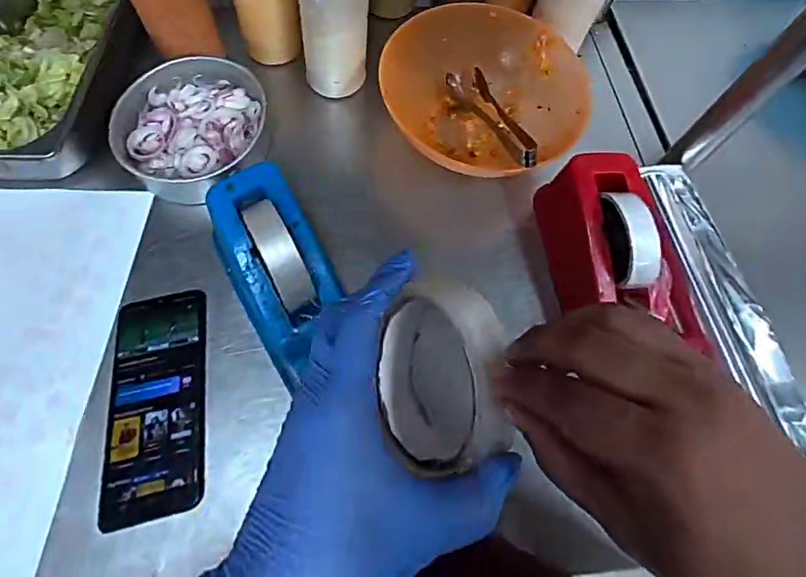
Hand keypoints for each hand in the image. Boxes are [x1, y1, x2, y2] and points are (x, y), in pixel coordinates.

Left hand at [214, 251, 521, 576]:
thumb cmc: (348, 544)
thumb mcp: (425, 523)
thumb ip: (476, 495)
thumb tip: (509, 467)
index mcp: (341, 396)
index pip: (356, 317)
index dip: (381, 283)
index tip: (404, 260)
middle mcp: (315, 394)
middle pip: (334, 324)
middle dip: (368, 299)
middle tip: (403, 293)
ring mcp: (300, 414)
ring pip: (324, 348)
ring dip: (355, 327)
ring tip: (392, 330)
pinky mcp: (295, 436)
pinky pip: (322, 373)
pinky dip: (347, 356)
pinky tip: (372, 385)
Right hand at [496, 305, 805, 576]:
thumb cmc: (718, 563)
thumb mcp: (631, 530)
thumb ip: (567, 463)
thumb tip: (518, 410)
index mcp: (661, 453)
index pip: (571, 397)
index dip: (526, 385)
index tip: (495, 378)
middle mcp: (680, 396)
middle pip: (590, 342)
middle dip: (540, 342)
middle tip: (512, 357)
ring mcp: (700, 370)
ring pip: (615, 318)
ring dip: (569, 323)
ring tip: (543, 344)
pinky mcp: (710, 362)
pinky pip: (644, 323)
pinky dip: (604, 322)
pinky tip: (586, 341)